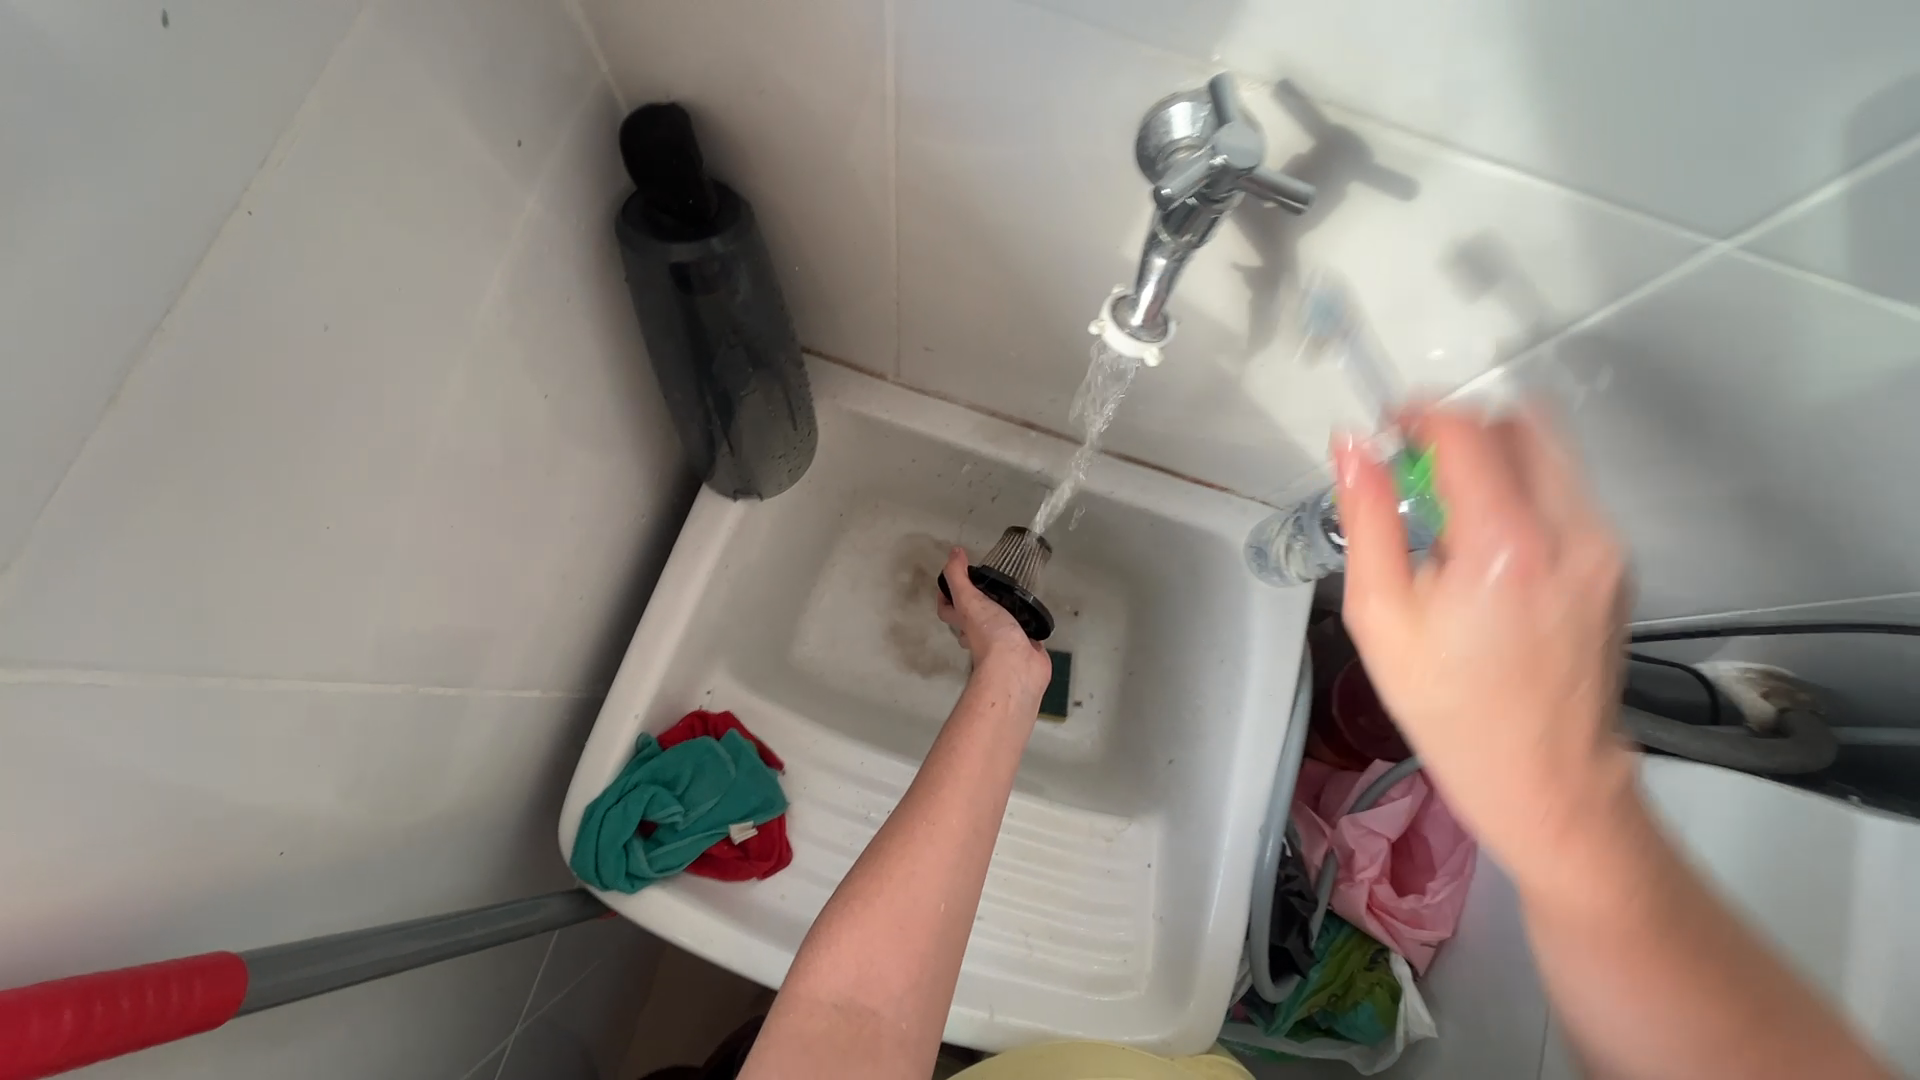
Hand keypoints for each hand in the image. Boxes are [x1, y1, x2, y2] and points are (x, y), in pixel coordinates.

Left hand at [937, 547, 1051, 698]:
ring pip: (1000, 624)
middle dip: (979, 604)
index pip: (948, 608)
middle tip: (990, 583)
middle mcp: (982, 633)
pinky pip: (1025, 631)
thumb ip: (958, 577)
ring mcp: (1005, 642)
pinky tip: (1036, 609)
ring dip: (1006, 612)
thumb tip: (953, 552)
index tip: (955, 575)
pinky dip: (1029, 622)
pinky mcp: (1027, 645)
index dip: (945, 595)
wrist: (1017, 666)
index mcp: (966, 623)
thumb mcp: (969, 601)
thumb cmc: (990, 634)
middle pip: (973, 618)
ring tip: (1016, 591)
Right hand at [1334, 405, 1636, 886]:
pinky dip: (1516, 492)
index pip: (1466, 430)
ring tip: (1442, 515)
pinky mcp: (1617, 563)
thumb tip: (1350, 447)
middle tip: (1411, 469)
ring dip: (1488, 458)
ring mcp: (1606, 546)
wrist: (1545, 776)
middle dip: (1458, 428)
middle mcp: (1573, 530)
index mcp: (1504, 543)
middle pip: (1521, 422)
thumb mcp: (1379, 613)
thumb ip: (1366, 517)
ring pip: (1548, 452)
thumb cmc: (1446, 703)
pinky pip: (1563, 493)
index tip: (1384, 430)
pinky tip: (1480, 549)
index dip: (1418, 414)